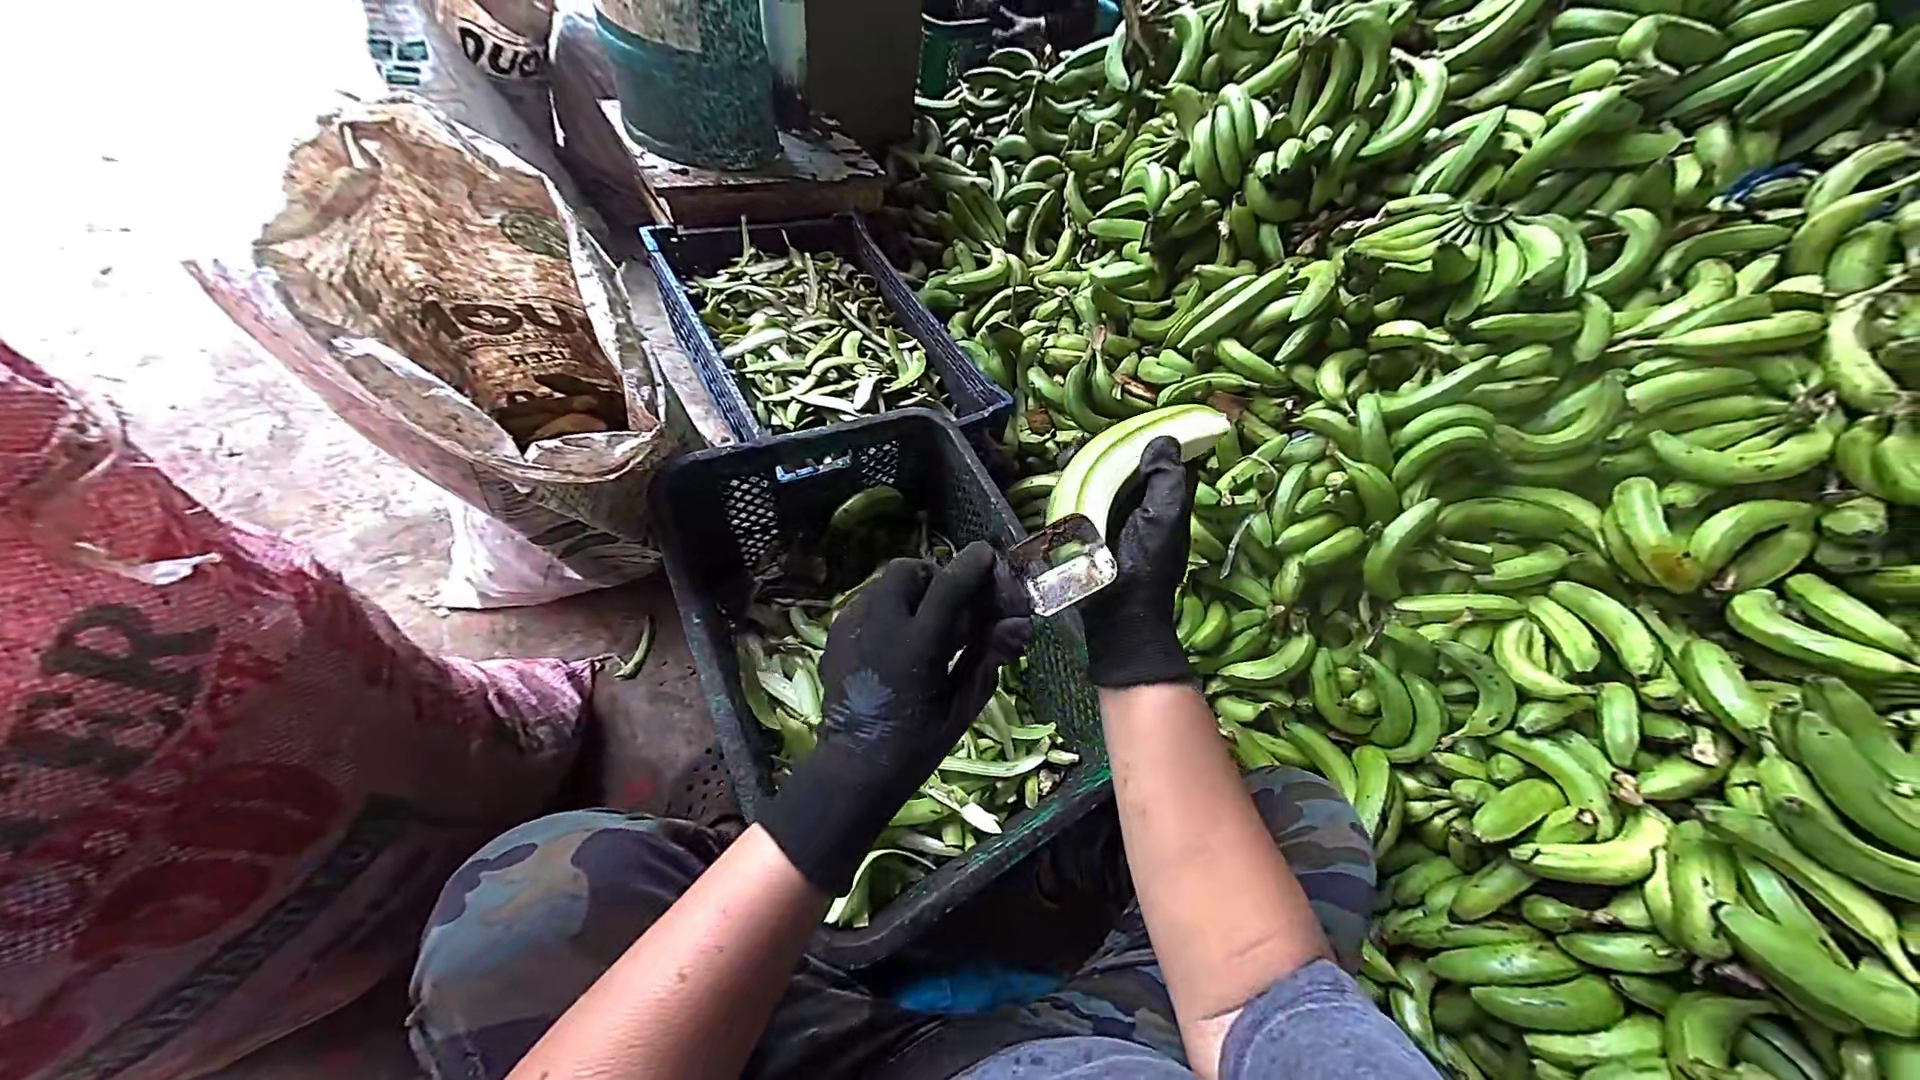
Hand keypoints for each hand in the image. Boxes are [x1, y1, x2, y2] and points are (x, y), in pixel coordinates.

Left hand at [761, 541, 1032, 893]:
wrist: (854, 766)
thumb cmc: (918, 744)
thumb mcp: (964, 705)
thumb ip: (989, 656)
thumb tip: (1018, 623)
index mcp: (917, 645)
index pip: (949, 585)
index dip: (972, 564)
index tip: (987, 555)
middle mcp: (879, 626)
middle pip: (907, 569)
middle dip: (934, 576)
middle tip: (951, 605)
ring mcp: (851, 627)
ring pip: (883, 583)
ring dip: (911, 591)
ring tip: (925, 623)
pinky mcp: (835, 635)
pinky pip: (866, 603)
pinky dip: (888, 608)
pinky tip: (897, 640)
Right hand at [1077, 436, 1195, 688]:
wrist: (1116, 613)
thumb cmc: (1146, 565)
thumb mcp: (1164, 518)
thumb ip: (1167, 478)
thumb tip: (1161, 437)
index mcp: (1167, 496)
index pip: (1167, 455)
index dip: (1155, 436)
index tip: (1135, 424)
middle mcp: (1142, 501)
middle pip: (1130, 461)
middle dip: (1112, 445)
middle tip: (1091, 441)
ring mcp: (1115, 513)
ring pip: (1103, 474)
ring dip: (1088, 461)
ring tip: (1070, 454)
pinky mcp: (1090, 524)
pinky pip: (1082, 493)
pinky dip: (1072, 481)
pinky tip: (1060, 472)